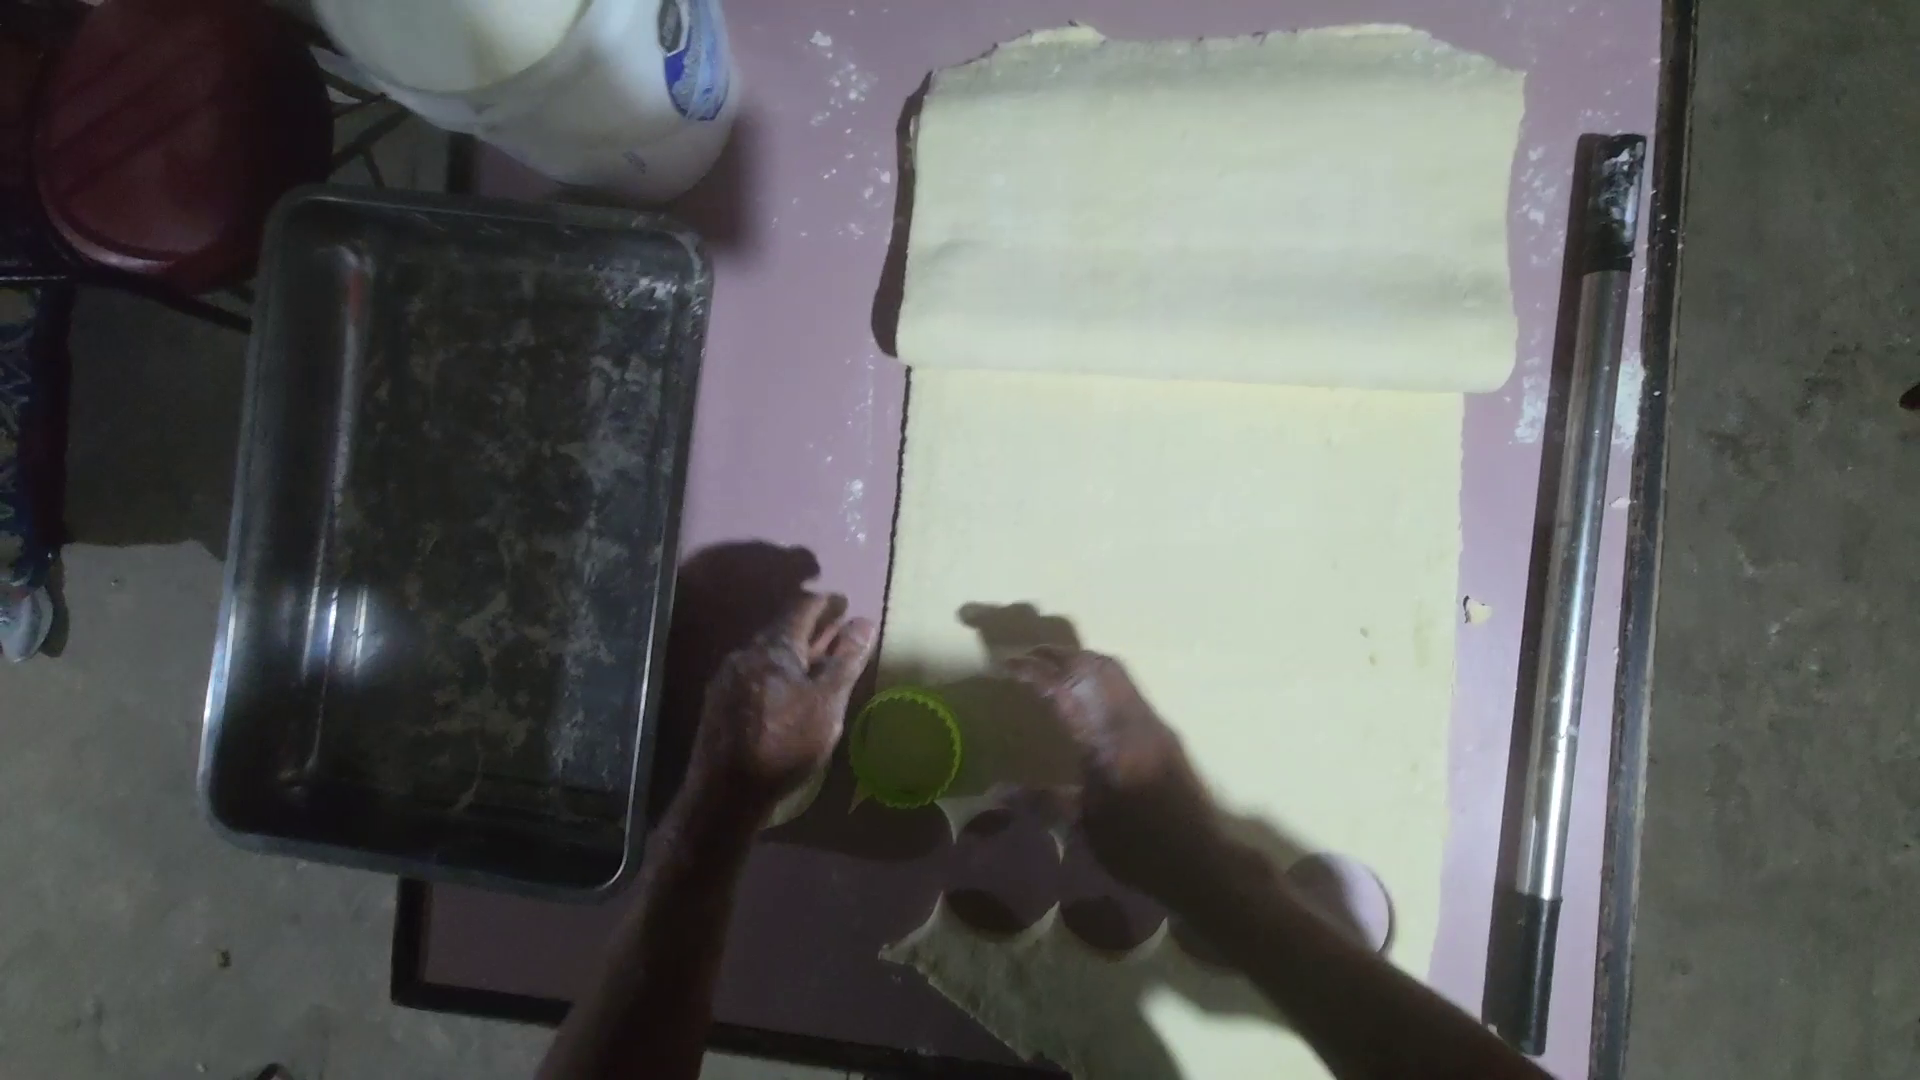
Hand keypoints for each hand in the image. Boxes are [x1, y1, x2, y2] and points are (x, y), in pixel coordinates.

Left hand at [688, 592, 875, 818]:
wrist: (724, 793)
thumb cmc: (785, 743)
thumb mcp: (827, 702)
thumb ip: (846, 660)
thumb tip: (864, 622)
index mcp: (774, 646)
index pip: (803, 607)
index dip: (826, 602)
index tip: (844, 604)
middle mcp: (746, 653)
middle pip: (783, 629)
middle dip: (811, 629)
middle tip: (835, 634)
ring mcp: (728, 678)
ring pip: (767, 653)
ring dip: (793, 652)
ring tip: (815, 665)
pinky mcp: (719, 703)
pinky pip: (754, 674)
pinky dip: (777, 673)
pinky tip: (785, 693)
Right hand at [1003, 648, 1230, 897]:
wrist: (1202, 861)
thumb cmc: (1139, 849)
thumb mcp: (1085, 829)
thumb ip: (1042, 802)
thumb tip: (997, 791)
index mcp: (1107, 743)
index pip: (1065, 689)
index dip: (1034, 671)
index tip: (1007, 666)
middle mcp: (1130, 721)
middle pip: (1093, 666)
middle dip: (1057, 655)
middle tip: (1026, 659)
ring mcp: (1151, 721)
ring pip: (1113, 670)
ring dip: (1079, 661)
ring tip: (1051, 666)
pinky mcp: (1162, 729)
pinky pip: (1125, 684)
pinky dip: (1097, 675)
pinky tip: (1084, 691)